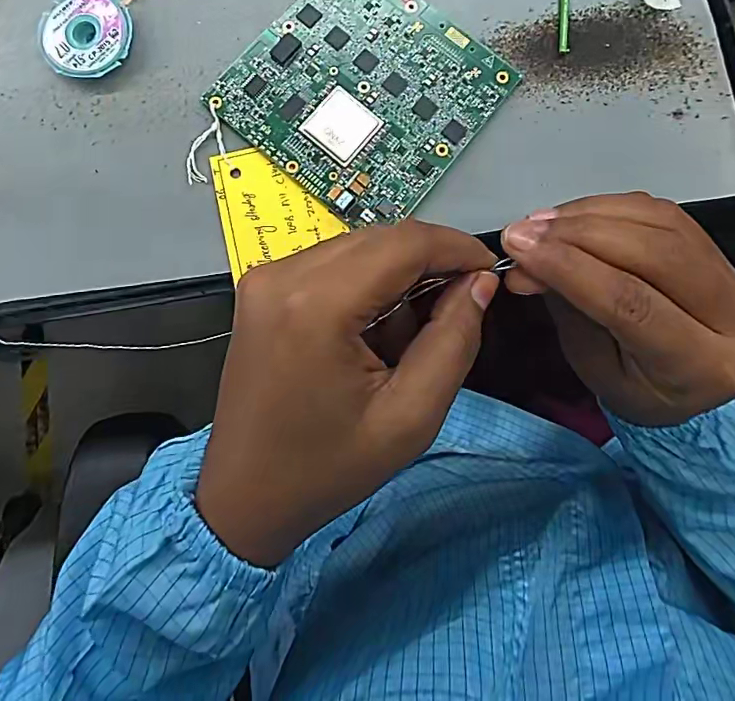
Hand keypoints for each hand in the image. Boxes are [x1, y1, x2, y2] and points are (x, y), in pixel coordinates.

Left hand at [197, 220, 498, 566]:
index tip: (490, 271)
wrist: (244, 496)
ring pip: (359, 246)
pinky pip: (332, 262)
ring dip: (396, 276)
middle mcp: (283, 274)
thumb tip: (479, 282)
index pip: (404, 243)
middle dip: (429, 264)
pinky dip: (365, 284)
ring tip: (404, 338)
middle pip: (381, 238)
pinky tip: (370, 331)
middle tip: (456, 309)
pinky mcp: (262, 285)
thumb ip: (454, 340)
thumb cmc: (326, 468)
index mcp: (315, 304)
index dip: (456, 248)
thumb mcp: (410, 417)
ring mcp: (266, 275)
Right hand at [500, 192, 734, 425]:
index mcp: (706, 367)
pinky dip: (606, 207)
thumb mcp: (592, 366)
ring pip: (659, 223)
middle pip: (655, 254)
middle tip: (524, 231)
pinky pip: (660, 211)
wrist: (683, 384)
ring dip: (588, 215)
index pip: (634, 305)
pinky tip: (568, 216)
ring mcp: (733, 276)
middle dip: (578, 234)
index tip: (519, 247)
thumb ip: (565, 309)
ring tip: (538, 223)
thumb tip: (524, 263)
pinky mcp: (715, 247)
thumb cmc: (634, 386)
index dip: (571, 268)